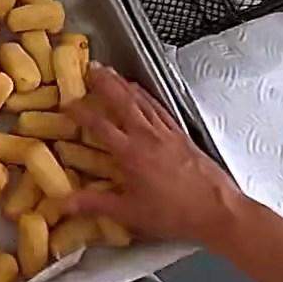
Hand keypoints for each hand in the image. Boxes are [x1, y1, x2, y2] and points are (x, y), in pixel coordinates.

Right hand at [66, 65, 251, 247]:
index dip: (81, 112)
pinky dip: (147, 96)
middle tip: (91, 67)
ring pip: (141, 100)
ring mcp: (166, 133)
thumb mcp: (130, 212)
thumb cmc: (174, 214)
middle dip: (105, 82)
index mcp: (131, 153)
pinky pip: (159, 108)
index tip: (66, 103)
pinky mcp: (181, 135)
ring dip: (124, 84)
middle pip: (122, 101)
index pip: (99, 125)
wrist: (218, 211)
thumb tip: (64, 203)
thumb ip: (95, 205)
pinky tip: (142, 92)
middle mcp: (147, 136)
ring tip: (112, 72)